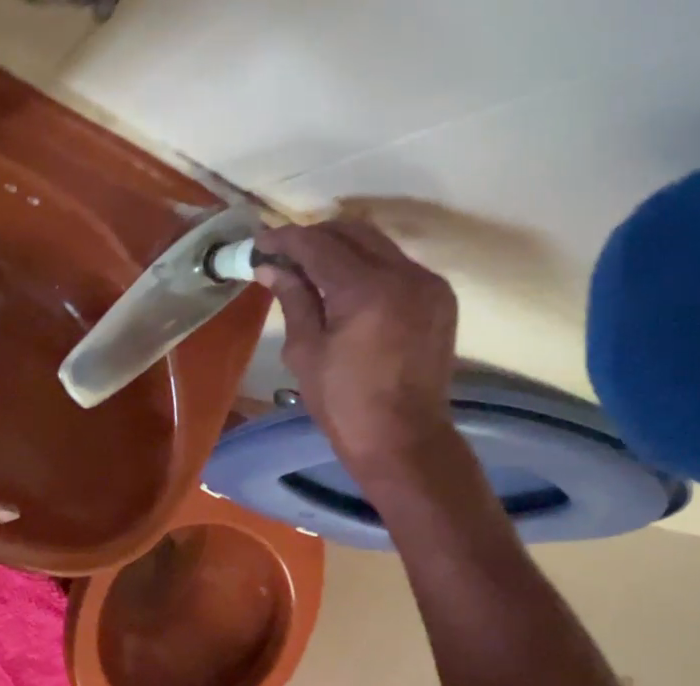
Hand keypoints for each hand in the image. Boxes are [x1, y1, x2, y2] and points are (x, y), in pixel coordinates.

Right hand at [253, 221, 460, 480]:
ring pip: (379, 245)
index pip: (319, 245)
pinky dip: (367, 266)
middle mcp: (404, 274)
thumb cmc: (342, 403)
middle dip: (315, 237)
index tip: (260, 242)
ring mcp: (428, 284)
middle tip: (283, 254)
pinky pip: (398, 266)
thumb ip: (294, 300)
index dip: (286, 240)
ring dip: (342, 249)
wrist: (402, 438)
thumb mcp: (305, 352)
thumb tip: (272, 267)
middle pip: (354, 233)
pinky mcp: (439, 298)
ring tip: (311, 269)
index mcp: (366, 290)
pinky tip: (346, 289)